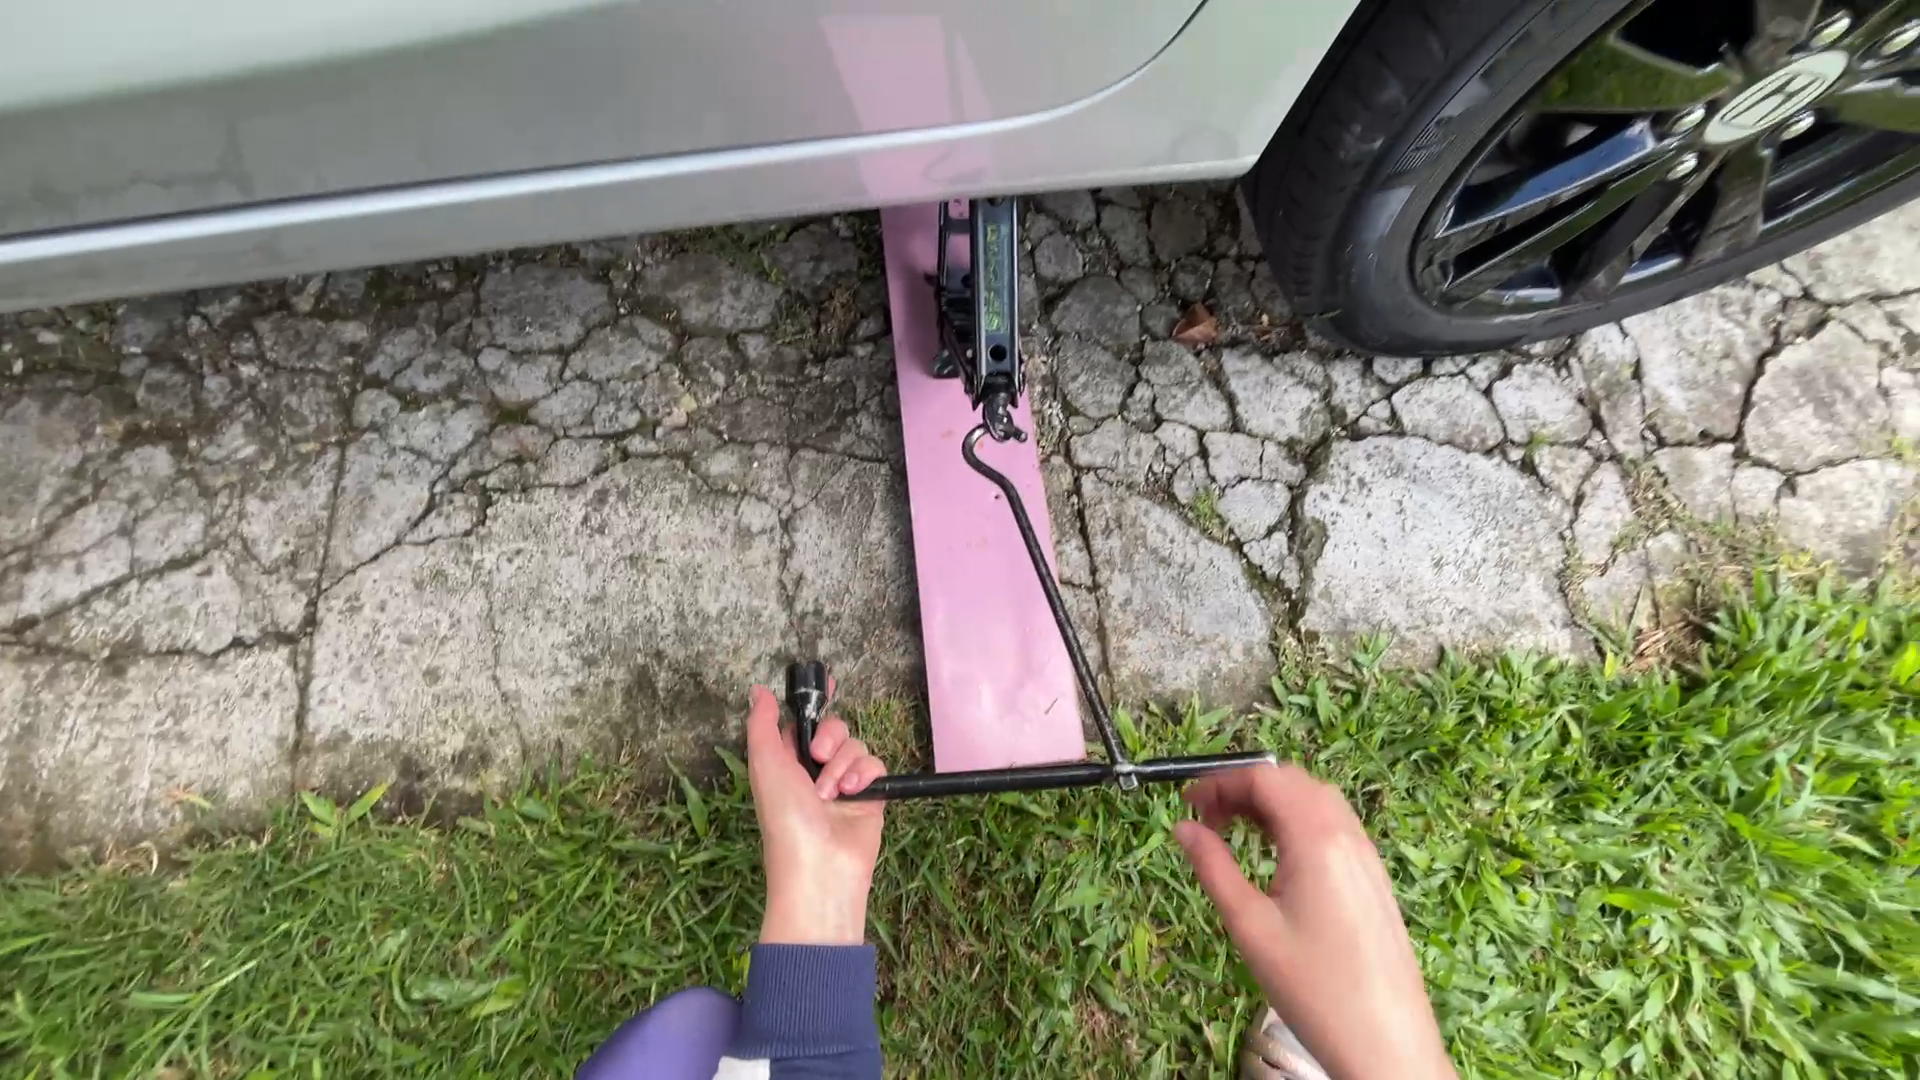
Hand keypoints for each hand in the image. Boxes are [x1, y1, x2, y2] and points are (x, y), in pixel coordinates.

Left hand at [744, 684, 887, 945]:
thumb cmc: (786, 818)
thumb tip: (759, 690)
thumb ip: (763, 725)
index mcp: (787, 763)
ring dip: (844, 764)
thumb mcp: (766, 767)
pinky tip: (855, 793)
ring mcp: (845, 784)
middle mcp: (816, 771)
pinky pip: (876, 765)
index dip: (815, 702)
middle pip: (834, 729)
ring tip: (833, 793)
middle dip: (830, 737)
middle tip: (820, 757)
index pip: (803, 723)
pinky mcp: (871, 795)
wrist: (820, 868)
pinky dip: (865, 775)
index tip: (828, 682)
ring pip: (856, 746)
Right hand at [1173, 764, 1454, 1079]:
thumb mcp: (1249, 925)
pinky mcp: (1374, 878)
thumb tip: (1182, 827)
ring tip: (1237, 831)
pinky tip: (1277, 854)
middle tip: (1209, 818)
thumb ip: (1212, 866)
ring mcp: (1367, 856)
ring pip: (1314, 798)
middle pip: (1290, 780)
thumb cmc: (1312, 987)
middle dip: (1243, 788)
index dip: (1220, 781)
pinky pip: (1333, 824)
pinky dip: (1296, 819)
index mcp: (1316, 838)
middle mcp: (1347, 835)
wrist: (1390, 1050)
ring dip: (1271, 801)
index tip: (1188, 804)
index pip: (1264, 778)